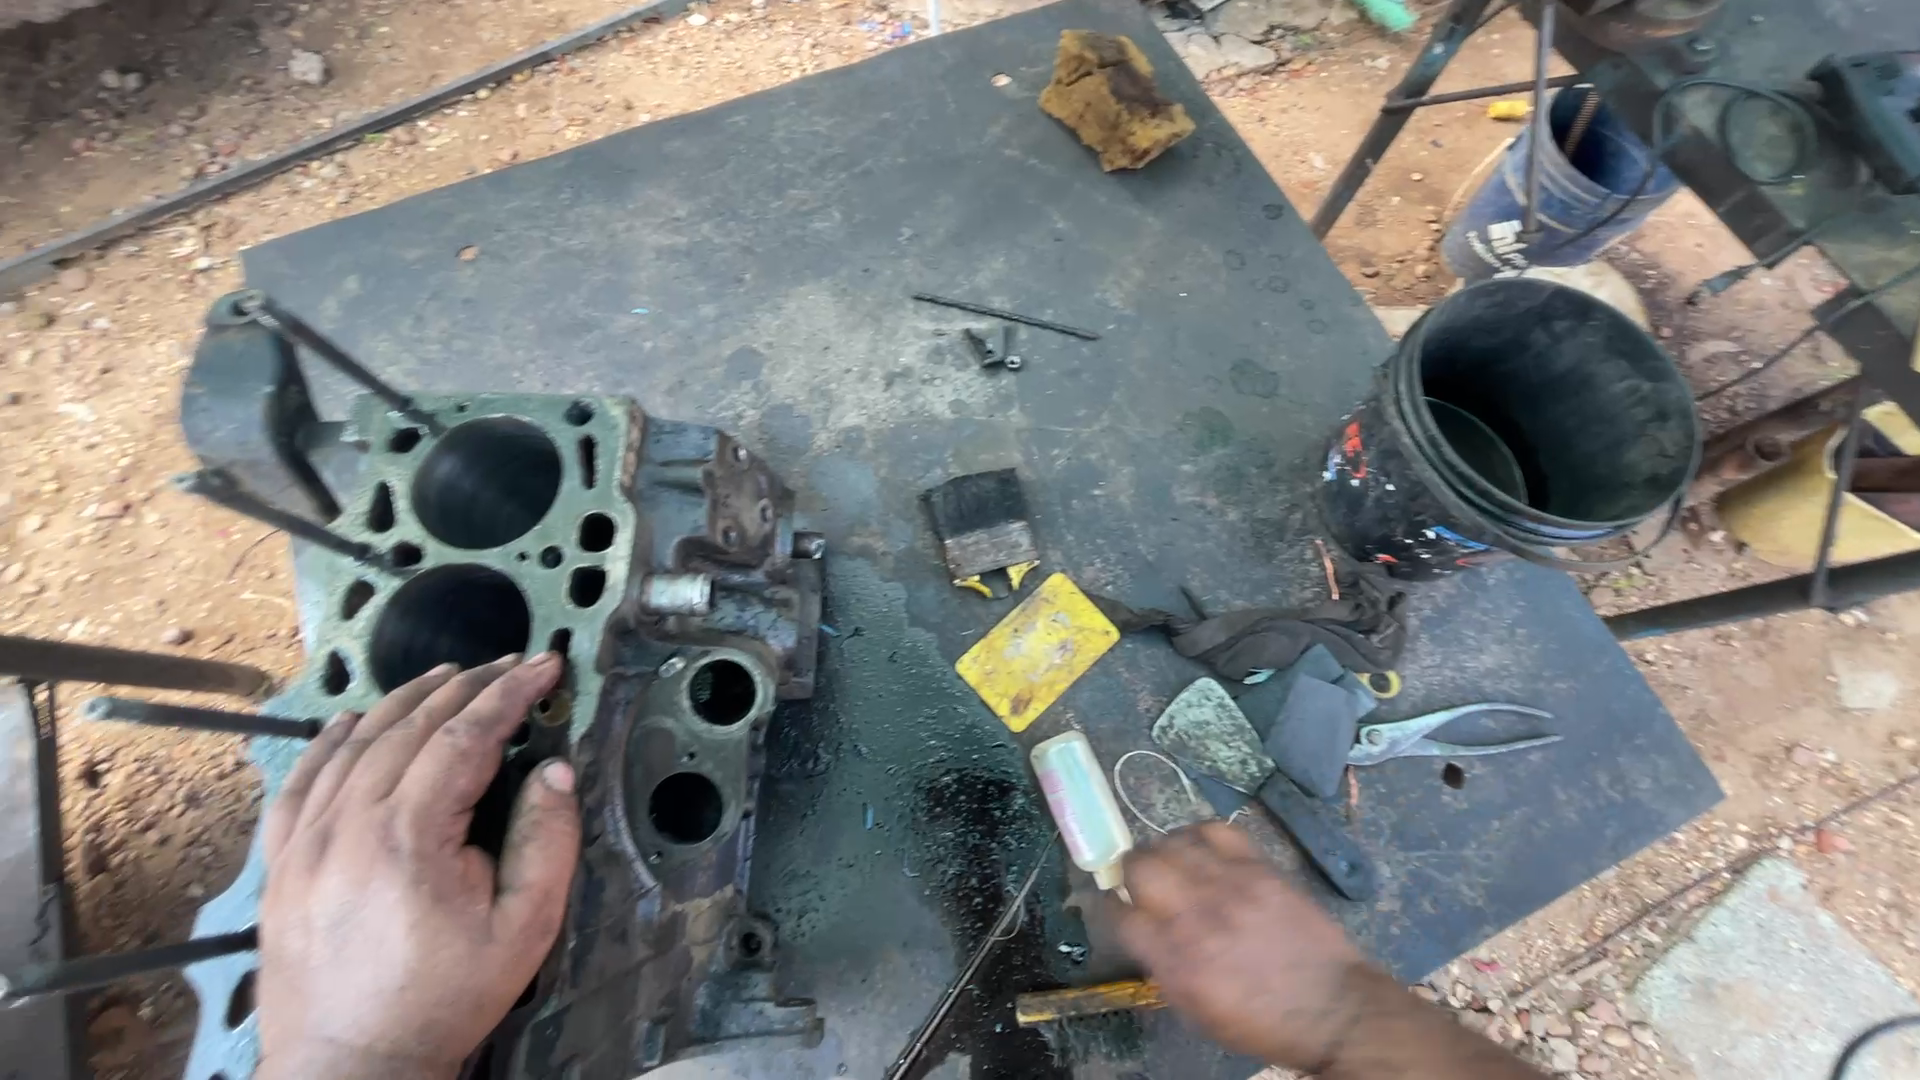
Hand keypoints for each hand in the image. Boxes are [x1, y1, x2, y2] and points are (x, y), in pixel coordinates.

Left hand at [257, 653, 580, 1079]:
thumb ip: (547, 838)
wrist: (349, 1070)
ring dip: (408, 700)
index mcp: (409, 838)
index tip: (546, 665)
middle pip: (410, 728)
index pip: (465, 737)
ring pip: (355, 745)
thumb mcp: (527, 922)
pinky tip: (351, 719)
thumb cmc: (450, 994)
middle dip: (469, 685)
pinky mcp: (280, 866)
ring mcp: (303, 845)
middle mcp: (347, 827)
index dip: (510, 693)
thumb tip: (555, 767)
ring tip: (451, 674)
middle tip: (513, 662)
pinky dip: (329, 741)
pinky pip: (300, 784)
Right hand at [1114, 822, 1366, 1071]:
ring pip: (1171, 841)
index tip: (1120, 907)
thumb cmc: (1261, 1019)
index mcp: (1176, 961)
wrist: (1334, 1008)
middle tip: (1142, 882)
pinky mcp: (1258, 866)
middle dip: (1131, 872)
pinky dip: (1198, 834)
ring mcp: (1228, 885)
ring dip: (1163, 851)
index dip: (1112, 907)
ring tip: (1173, 863)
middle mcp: (1196, 916)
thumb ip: (1161, 964)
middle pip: (1138, 866)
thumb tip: (1138, 926)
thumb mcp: (1197, 1010)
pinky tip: (1200, 849)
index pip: (1119, 914)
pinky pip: (1214, 829)